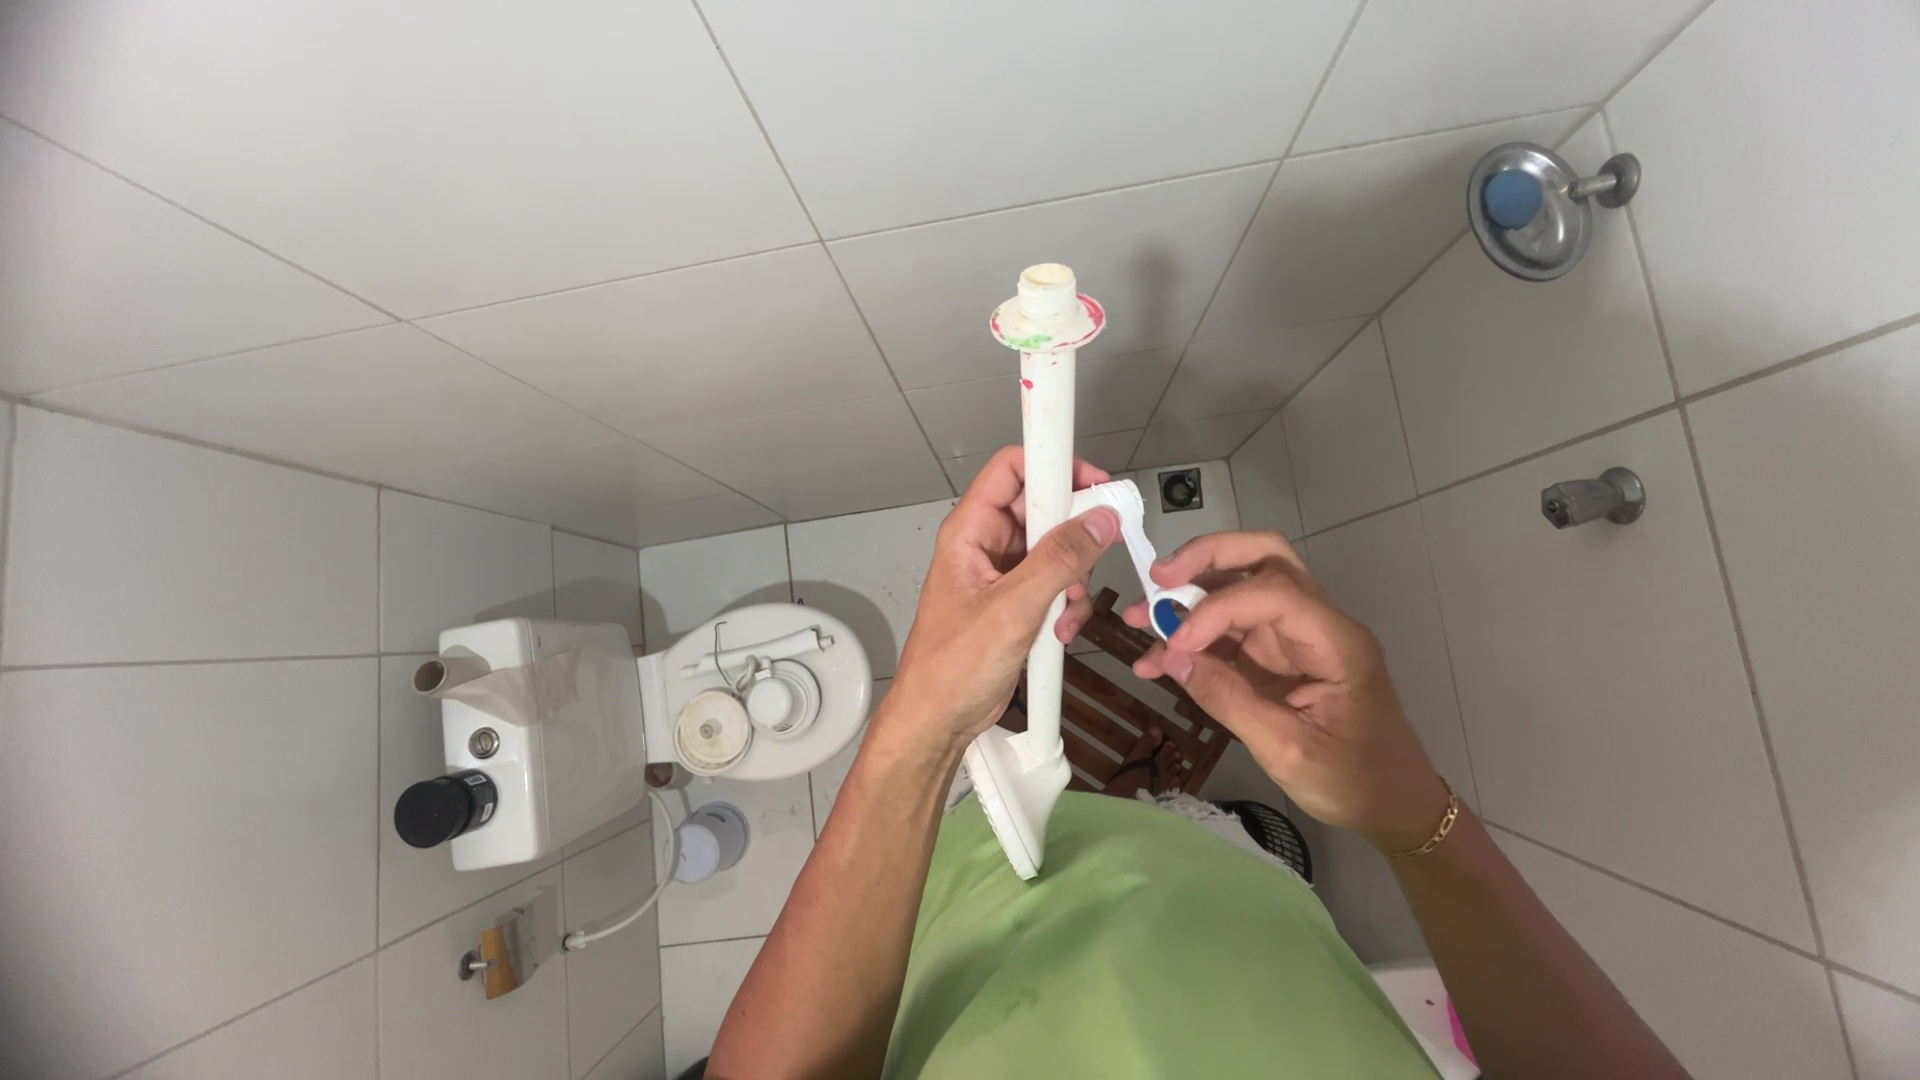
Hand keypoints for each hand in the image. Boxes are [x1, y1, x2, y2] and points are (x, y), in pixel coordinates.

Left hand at [884, 447, 1119, 756]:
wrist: (939, 720)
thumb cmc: (950, 669)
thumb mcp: (1011, 610)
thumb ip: (1058, 561)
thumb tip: (1098, 521)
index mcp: (969, 531)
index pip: (1012, 469)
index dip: (1054, 465)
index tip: (1093, 482)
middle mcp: (986, 545)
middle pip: (1043, 508)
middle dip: (1075, 533)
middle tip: (1097, 552)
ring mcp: (1004, 574)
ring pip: (1056, 548)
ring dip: (1074, 577)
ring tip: (1068, 608)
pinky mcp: (1018, 601)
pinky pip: (1056, 582)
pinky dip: (1068, 602)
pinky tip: (1061, 629)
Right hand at [1126, 531, 1447, 852]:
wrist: (1394, 805)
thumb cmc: (1356, 781)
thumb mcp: (1289, 751)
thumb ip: (1229, 700)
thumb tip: (1173, 659)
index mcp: (1336, 643)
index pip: (1273, 593)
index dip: (1217, 608)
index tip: (1176, 644)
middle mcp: (1317, 624)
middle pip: (1264, 559)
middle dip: (1207, 558)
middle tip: (1157, 577)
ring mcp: (1296, 636)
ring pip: (1241, 586)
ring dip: (1188, 594)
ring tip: (1138, 615)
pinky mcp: (1276, 655)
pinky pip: (1229, 631)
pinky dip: (1192, 637)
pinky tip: (1157, 659)